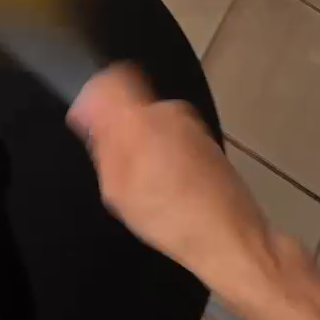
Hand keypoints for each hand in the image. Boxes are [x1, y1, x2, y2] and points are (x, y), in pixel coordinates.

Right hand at [67, 64, 277, 296]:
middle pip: (131, 105)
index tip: (89, 123)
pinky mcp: (210, 142)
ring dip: (145, 144)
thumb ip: (100, 145)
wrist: (231, 238)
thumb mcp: (115, 188)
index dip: (94, 99)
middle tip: (117, 168)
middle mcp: (168, 112)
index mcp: (139, 118)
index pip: (108, 82)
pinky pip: (174, 137)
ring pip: (153, 123)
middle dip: (120, 129)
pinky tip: (170, 189)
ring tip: (147, 185)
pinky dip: (166, 155)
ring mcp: (193, 126)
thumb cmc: (167, 215)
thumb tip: (87, 114)